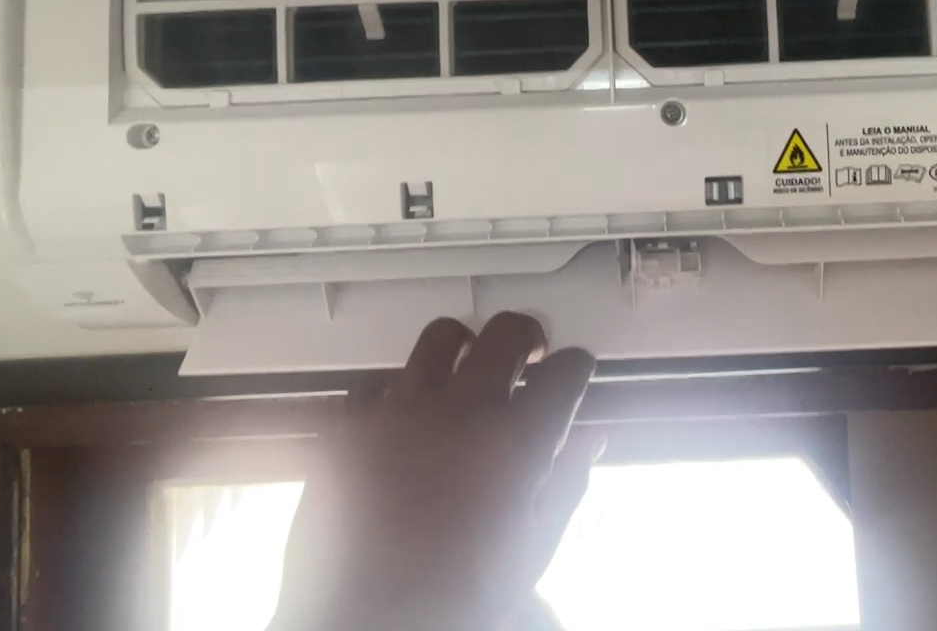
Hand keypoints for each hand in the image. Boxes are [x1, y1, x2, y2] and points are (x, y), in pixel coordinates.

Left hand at [269, 312, 597, 630]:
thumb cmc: (456, 604)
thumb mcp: (528, 555)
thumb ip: (565, 487)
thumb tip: (590, 438)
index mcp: (514, 447)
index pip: (565, 373)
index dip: (577, 366)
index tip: (572, 371)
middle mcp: (460, 413)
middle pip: (508, 332)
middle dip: (529, 336)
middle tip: (529, 357)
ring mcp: (398, 413)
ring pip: (442, 336)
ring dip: (465, 347)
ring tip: (466, 373)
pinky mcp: (346, 428)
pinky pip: (377, 382)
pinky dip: (398, 392)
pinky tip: (404, 419)